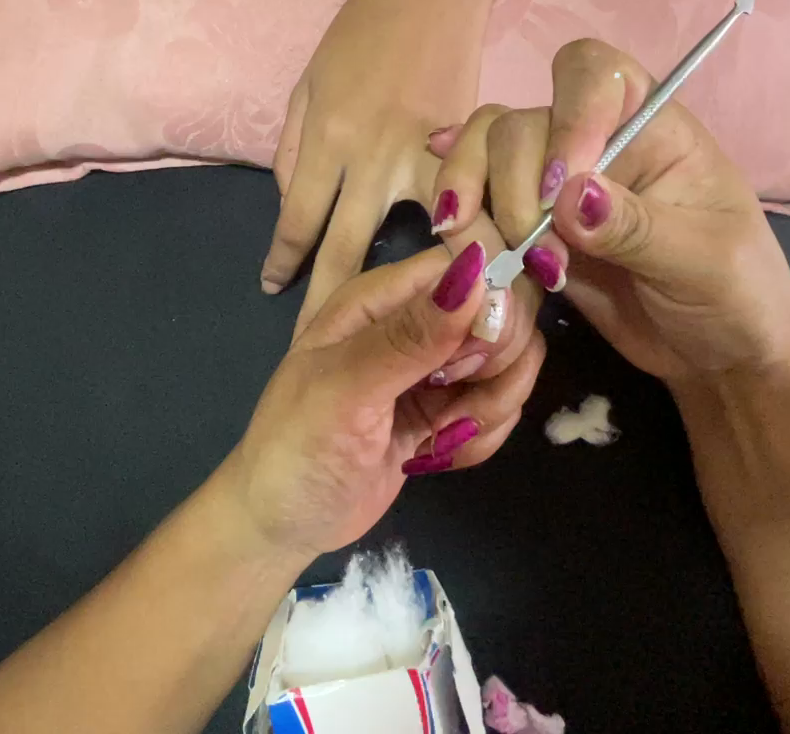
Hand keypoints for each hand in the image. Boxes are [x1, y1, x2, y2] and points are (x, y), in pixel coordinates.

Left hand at [220, 243, 546, 558]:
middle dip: (496, 365)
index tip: (477, 357)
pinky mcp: (444, 407)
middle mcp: (410, 321)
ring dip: (492, 407)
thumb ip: (410, 336)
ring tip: (444, 436)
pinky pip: (497, 403)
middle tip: (453, 408)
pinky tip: (440, 454)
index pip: (465, 268)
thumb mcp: (347, 389)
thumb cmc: (298, 447)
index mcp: (377, 298)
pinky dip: (483, 435)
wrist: (282, 522)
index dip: (490, 305)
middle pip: (499, 313)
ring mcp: (431, 366)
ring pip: (507, 361)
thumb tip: (475, 272)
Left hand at [262, 0, 487, 333]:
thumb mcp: (308, 84)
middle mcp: (372, 159)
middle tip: (325, 353)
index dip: (284, 261)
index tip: (274, 290)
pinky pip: (472, 207)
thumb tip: (295, 206)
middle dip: (332, 306)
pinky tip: (481, 280)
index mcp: (326, 139)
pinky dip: (474, 245)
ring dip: (429, 293)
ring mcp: (428, 156)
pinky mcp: (473, 149)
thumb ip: (296, 148)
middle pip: (348, 250)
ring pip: (429, 240)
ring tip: (425, 342)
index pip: (298, 220)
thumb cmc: (360, 34)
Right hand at [429, 40, 789, 387]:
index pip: (594, 74)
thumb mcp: (704, 262)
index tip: (563, 190)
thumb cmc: (734, 296)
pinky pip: (475, 205)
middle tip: (540, 258)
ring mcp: (550, 186)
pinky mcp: (525, 228)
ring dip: (472, 201)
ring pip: (483, 155)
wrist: (713, 358)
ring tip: (489, 261)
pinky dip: (459, 220)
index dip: (569, 116)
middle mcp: (591, 144)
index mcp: (649, 129)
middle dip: (514, 190)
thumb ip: (637, 226)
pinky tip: (449, 233)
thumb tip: (567, 197)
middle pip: (518, 124)